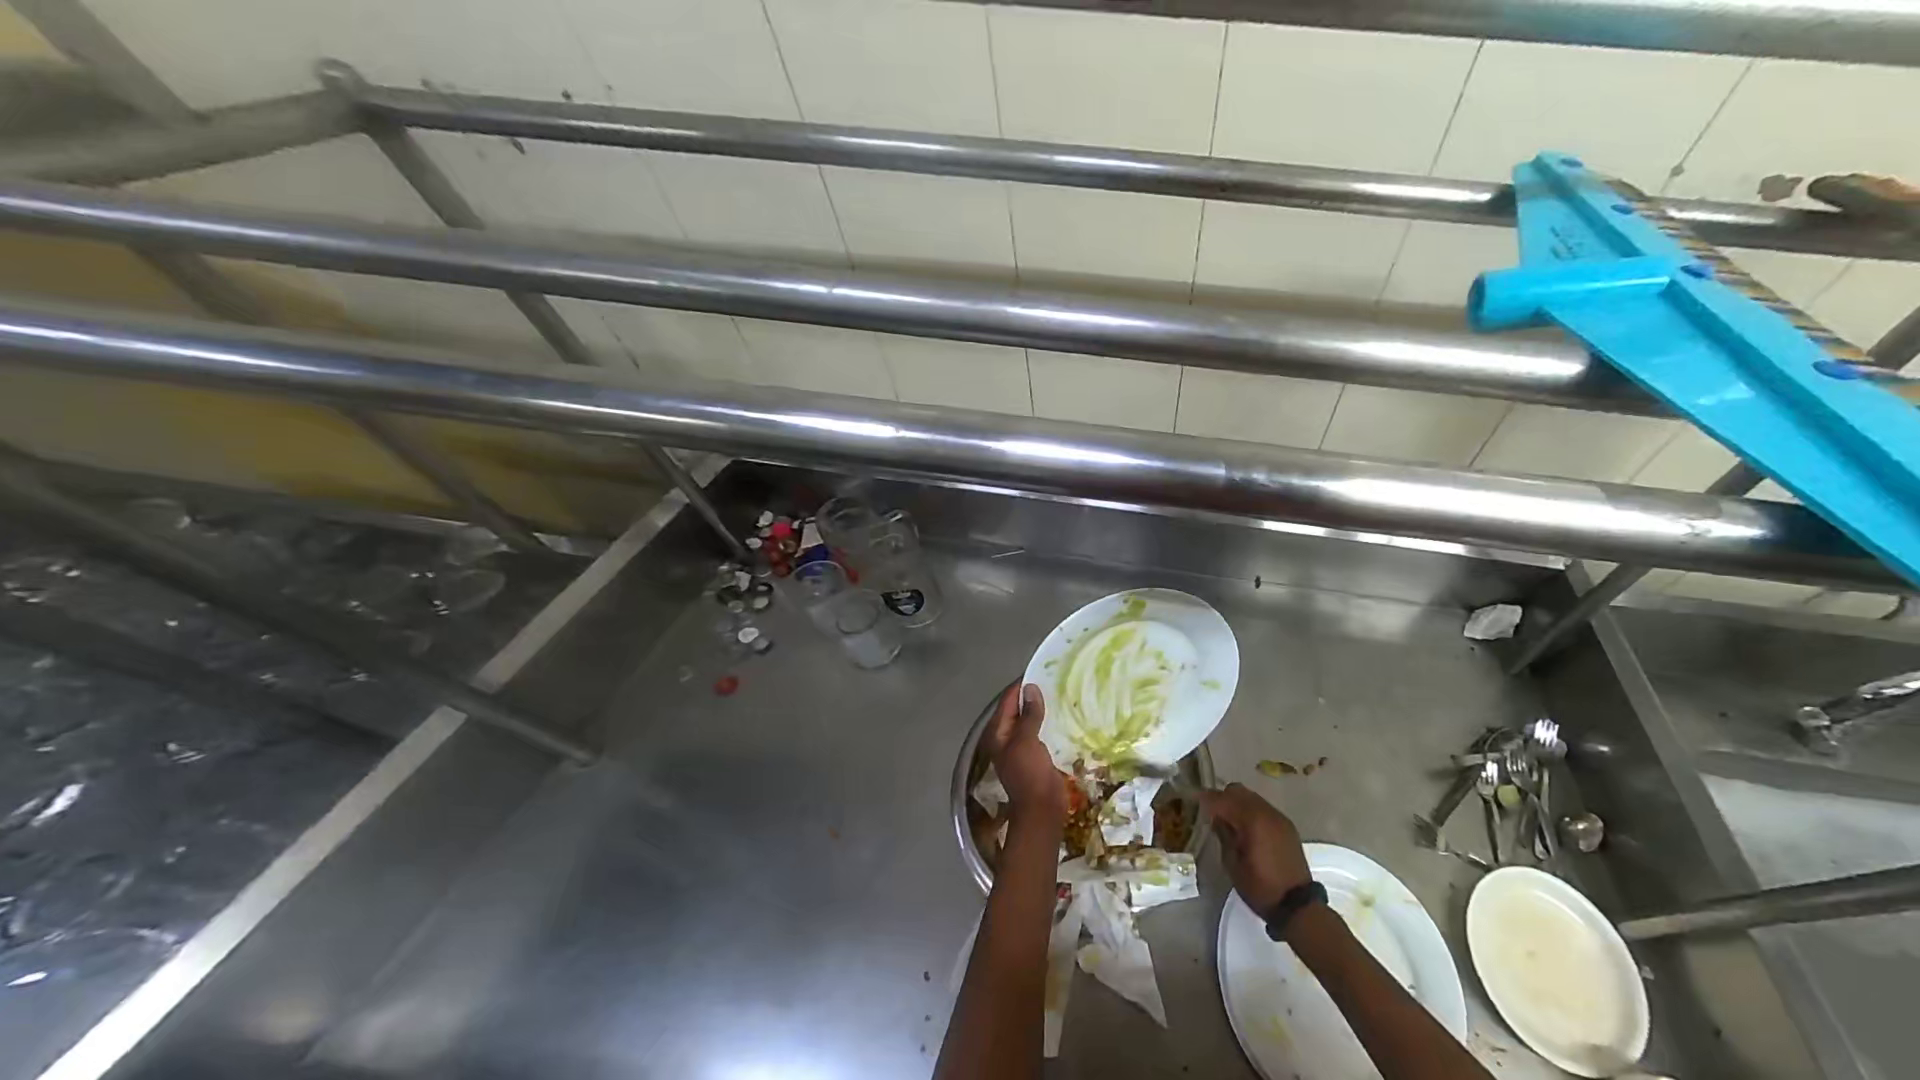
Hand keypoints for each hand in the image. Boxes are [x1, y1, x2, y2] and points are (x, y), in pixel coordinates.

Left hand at [985, 683, 1068, 824]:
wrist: (1042, 809)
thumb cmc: (1030, 774)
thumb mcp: (1027, 741)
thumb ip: (1028, 715)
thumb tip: (1030, 689)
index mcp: (998, 732)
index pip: (1008, 701)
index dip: (1020, 686)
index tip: (1038, 669)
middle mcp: (1006, 737)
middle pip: (1017, 710)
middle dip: (1031, 695)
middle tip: (1052, 678)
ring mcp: (1021, 747)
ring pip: (1029, 721)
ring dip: (1041, 709)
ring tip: (1059, 693)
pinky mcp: (1035, 756)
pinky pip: (1040, 733)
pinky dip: (1048, 723)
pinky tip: (1062, 717)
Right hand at [1200, 782, 1311, 912]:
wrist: (1297, 906)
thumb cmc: (1260, 887)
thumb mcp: (1232, 863)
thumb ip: (1223, 834)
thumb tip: (1216, 817)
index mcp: (1252, 820)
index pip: (1222, 799)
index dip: (1205, 798)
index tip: (1192, 800)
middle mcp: (1267, 813)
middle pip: (1238, 791)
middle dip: (1221, 798)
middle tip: (1210, 813)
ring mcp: (1279, 818)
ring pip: (1251, 798)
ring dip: (1236, 804)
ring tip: (1227, 822)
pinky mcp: (1287, 827)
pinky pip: (1263, 808)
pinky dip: (1250, 811)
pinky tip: (1245, 829)